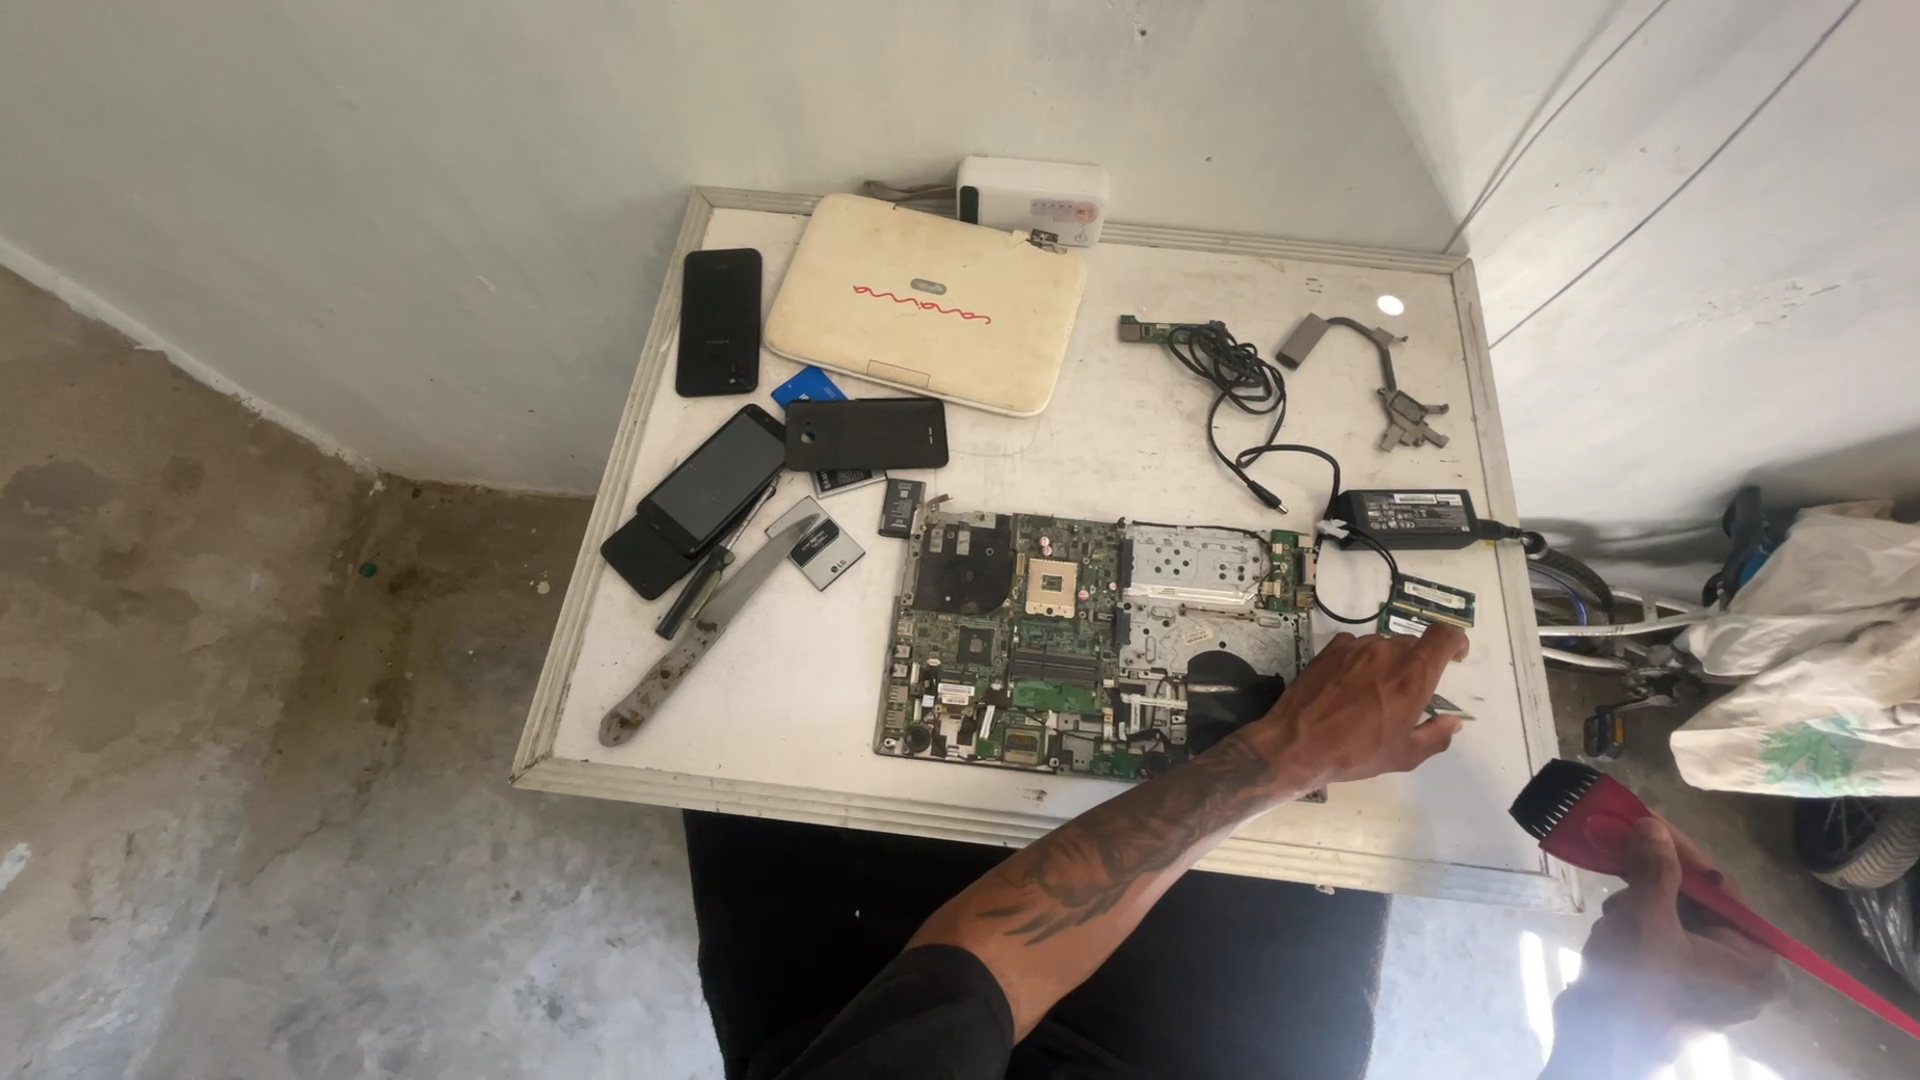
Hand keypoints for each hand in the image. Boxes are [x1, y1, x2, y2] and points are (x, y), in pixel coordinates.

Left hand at [1232, 623, 1469, 788]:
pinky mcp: (1328, 650)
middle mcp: (1385, 653)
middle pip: (1412, 644)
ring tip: (1374, 692)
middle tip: (1408, 691)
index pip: (1444, 636)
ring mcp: (1353, 648)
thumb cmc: (1356, 752)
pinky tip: (1350, 684)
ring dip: (1387, 662)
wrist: (1297, 743)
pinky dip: (1361, 659)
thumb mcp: (1405, 755)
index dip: (1455, 641)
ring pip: (1382, 645)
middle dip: (1418, 662)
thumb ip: (1436, 735)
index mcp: (1411, 676)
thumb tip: (1452, 721)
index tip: (1455, 655)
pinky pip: (1355, 646)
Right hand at [1546, 818, 1783, 1074]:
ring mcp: (1707, 977)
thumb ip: (1653, 871)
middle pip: (1694, 900)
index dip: (1680, 852)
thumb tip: (1653, 826)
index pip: (1721, 889)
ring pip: (1671, 913)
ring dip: (1636, 902)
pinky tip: (1612, 927)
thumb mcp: (1644, 918)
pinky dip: (1632, 920)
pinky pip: (1659, 933)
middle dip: (1649, 882)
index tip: (1642, 822)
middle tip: (1616, 862)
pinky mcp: (1673, 980)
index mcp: (1754, 960)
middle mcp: (1741, 970)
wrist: (1599, 1035)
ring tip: (1613, 913)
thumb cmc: (1636, 981)